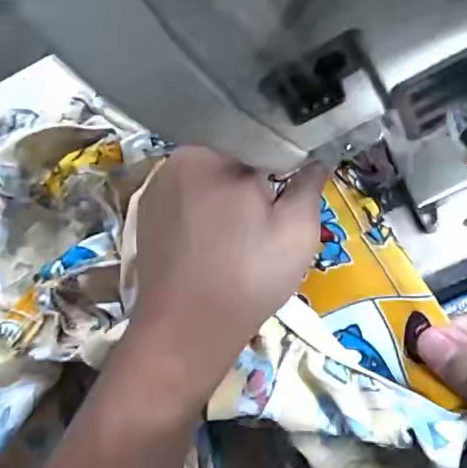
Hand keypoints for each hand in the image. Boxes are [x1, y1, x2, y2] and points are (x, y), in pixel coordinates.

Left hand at [125, 148, 327, 412]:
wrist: (185, 333)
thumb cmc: (248, 276)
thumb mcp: (297, 230)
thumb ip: (310, 183)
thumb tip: (318, 157)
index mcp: (214, 151)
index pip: (265, 134)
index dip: (292, 153)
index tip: (307, 172)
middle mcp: (178, 158)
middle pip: (235, 152)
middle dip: (262, 173)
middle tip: (282, 205)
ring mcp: (158, 186)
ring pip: (212, 175)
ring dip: (236, 191)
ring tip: (255, 225)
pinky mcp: (148, 214)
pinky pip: (191, 196)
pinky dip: (212, 208)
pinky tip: (225, 238)